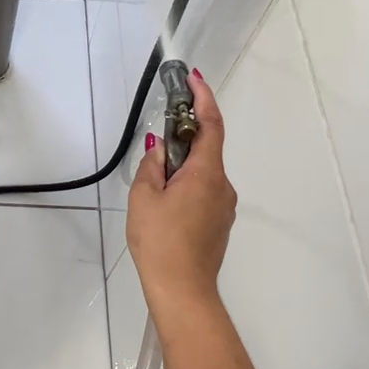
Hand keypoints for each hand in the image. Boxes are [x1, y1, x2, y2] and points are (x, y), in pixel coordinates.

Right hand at [127, 69, 236, 313]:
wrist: (183, 290)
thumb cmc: (160, 240)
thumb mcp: (144, 196)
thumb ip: (152, 165)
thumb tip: (159, 145)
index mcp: (206, 173)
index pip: (211, 125)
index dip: (204, 98)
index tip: (194, 78)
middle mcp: (222, 185)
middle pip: (205, 149)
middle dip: (182, 139)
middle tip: (156, 140)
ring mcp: (224, 206)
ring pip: (202, 173)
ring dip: (181, 167)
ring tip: (152, 184)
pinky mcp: (219, 223)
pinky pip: (203, 192)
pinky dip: (186, 185)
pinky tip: (164, 204)